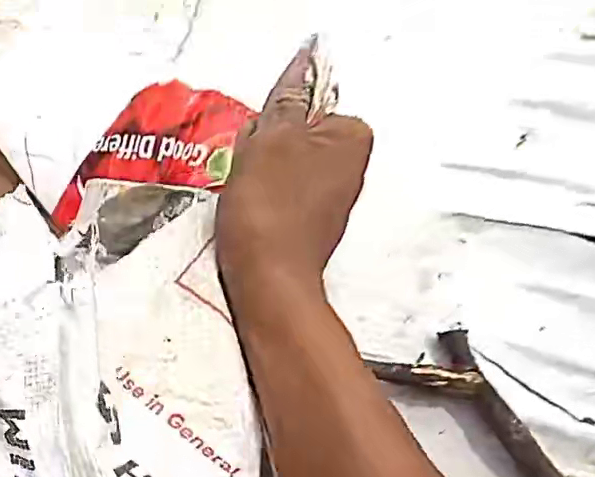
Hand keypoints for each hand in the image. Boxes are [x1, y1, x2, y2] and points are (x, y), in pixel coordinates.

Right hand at [216, 45, 372, 301]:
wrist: (266, 285)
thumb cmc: (270, 215)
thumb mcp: (269, 142)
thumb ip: (282, 103)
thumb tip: (295, 74)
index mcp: (351, 137)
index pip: (303, 110)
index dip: (269, 126)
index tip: (253, 148)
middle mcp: (348, 172)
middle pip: (292, 145)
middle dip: (263, 158)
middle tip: (245, 178)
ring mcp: (326, 207)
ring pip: (279, 180)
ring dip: (255, 188)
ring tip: (243, 207)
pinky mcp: (303, 236)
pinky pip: (274, 210)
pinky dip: (257, 215)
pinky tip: (247, 227)